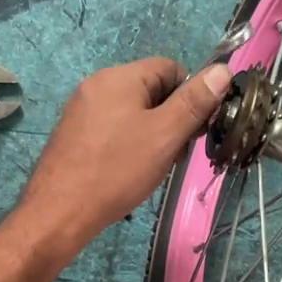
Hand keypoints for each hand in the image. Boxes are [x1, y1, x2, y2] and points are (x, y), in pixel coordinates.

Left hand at [14, 57, 232, 252]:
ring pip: (131, 114)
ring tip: (151, 169)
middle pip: (149, 91)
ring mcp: (80, 111)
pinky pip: (110, 131)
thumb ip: (194, 103)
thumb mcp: (164, 136)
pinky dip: (126, 147)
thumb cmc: (116, 171)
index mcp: (119, 77)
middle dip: (170, 120)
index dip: (190, 96)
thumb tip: (223, 70)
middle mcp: (96, 86)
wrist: (59, 212)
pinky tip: (126, 174)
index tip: (194, 131)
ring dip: (150, 137)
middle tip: (174, 156)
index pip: (170, 68)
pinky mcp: (72, 136)